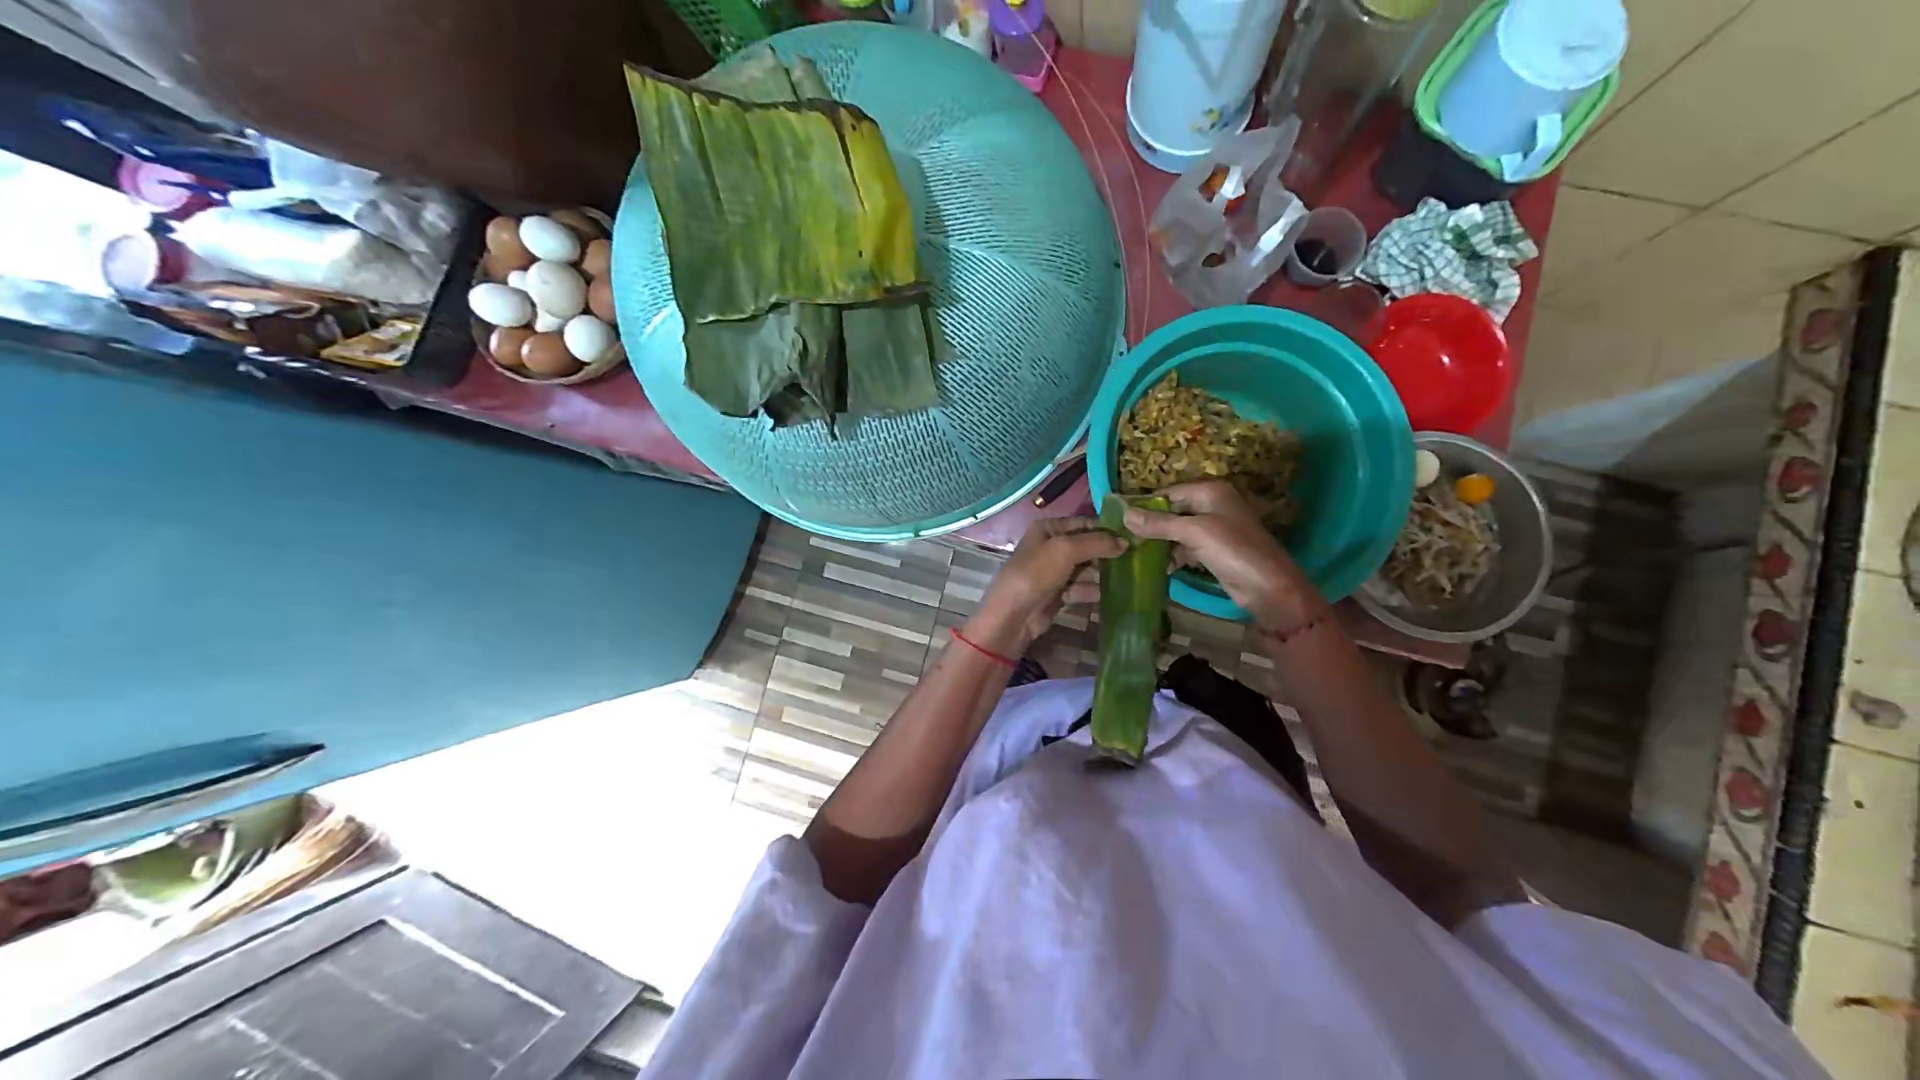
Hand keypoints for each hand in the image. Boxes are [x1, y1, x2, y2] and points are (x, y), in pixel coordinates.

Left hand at [967, 517, 1126, 653]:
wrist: (1014, 615)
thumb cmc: (1036, 574)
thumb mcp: (1066, 550)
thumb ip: (1097, 543)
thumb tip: (1125, 542)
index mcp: (1047, 529)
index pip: (1083, 523)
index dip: (1106, 529)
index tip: (1132, 536)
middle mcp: (1051, 547)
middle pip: (1086, 547)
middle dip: (1106, 554)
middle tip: (1132, 559)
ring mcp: (1054, 571)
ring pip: (1086, 569)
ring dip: (1101, 575)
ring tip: (1123, 578)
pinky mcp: (1059, 593)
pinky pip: (1081, 588)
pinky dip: (1091, 591)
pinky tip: (1106, 595)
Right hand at [1123, 481, 1324, 633]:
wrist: (1268, 587)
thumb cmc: (1233, 550)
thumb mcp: (1194, 533)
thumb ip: (1159, 523)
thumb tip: (1124, 514)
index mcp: (1210, 491)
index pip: (1168, 492)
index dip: (1145, 504)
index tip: (1118, 518)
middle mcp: (1212, 505)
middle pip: (1172, 510)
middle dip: (1150, 524)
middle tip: (1123, 538)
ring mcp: (1214, 528)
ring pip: (1177, 530)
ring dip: (1159, 542)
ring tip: (1134, 553)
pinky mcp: (1214, 550)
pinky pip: (1185, 547)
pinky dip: (1172, 555)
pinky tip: (1158, 567)